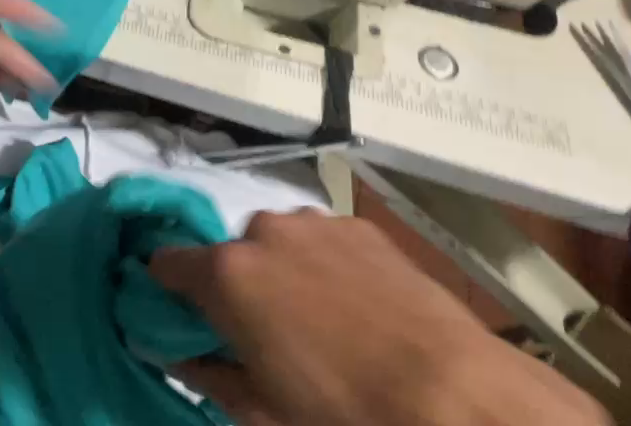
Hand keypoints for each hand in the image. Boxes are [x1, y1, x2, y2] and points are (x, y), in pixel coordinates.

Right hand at [150, 211, 607, 425]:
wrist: (463, 402)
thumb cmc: (346, 415)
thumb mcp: (262, 412)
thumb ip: (207, 373)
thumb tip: (175, 353)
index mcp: (227, 272)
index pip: (166, 263)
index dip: (170, 291)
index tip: (184, 318)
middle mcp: (262, 231)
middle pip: (229, 253)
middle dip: (240, 287)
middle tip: (270, 337)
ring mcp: (315, 224)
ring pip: (279, 244)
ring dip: (285, 272)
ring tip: (326, 325)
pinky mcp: (361, 228)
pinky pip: (323, 242)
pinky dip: (327, 267)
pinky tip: (362, 309)